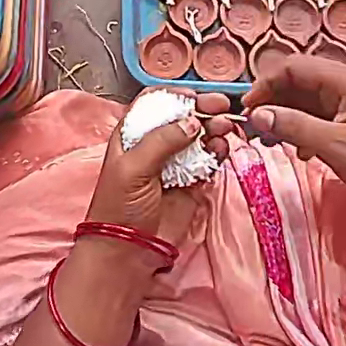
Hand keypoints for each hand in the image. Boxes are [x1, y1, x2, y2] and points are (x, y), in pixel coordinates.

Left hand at [85, 89, 231, 241]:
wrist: (127, 249)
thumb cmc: (120, 206)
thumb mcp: (133, 168)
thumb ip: (162, 141)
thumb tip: (192, 122)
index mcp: (132, 135)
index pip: (154, 104)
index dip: (174, 95)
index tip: (195, 96)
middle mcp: (154, 144)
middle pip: (181, 117)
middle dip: (202, 109)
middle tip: (222, 107)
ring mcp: (174, 163)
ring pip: (198, 137)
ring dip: (213, 129)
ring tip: (225, 129)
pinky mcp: (191, 182)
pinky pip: (208, 161)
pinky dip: (217, 152)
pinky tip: (222, 149)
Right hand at [234, 54, 345, 217]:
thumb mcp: (337, 147)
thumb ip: (294, 126)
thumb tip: (256, 114)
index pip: (294, 67)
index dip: (265, 84)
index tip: (247, 110)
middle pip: (298, 80)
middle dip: (272, 100)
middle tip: (253, 127)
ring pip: (307, 99)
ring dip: (285, 115)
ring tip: (268, 139)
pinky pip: (319, 116)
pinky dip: (302, 128)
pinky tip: (296, 149)